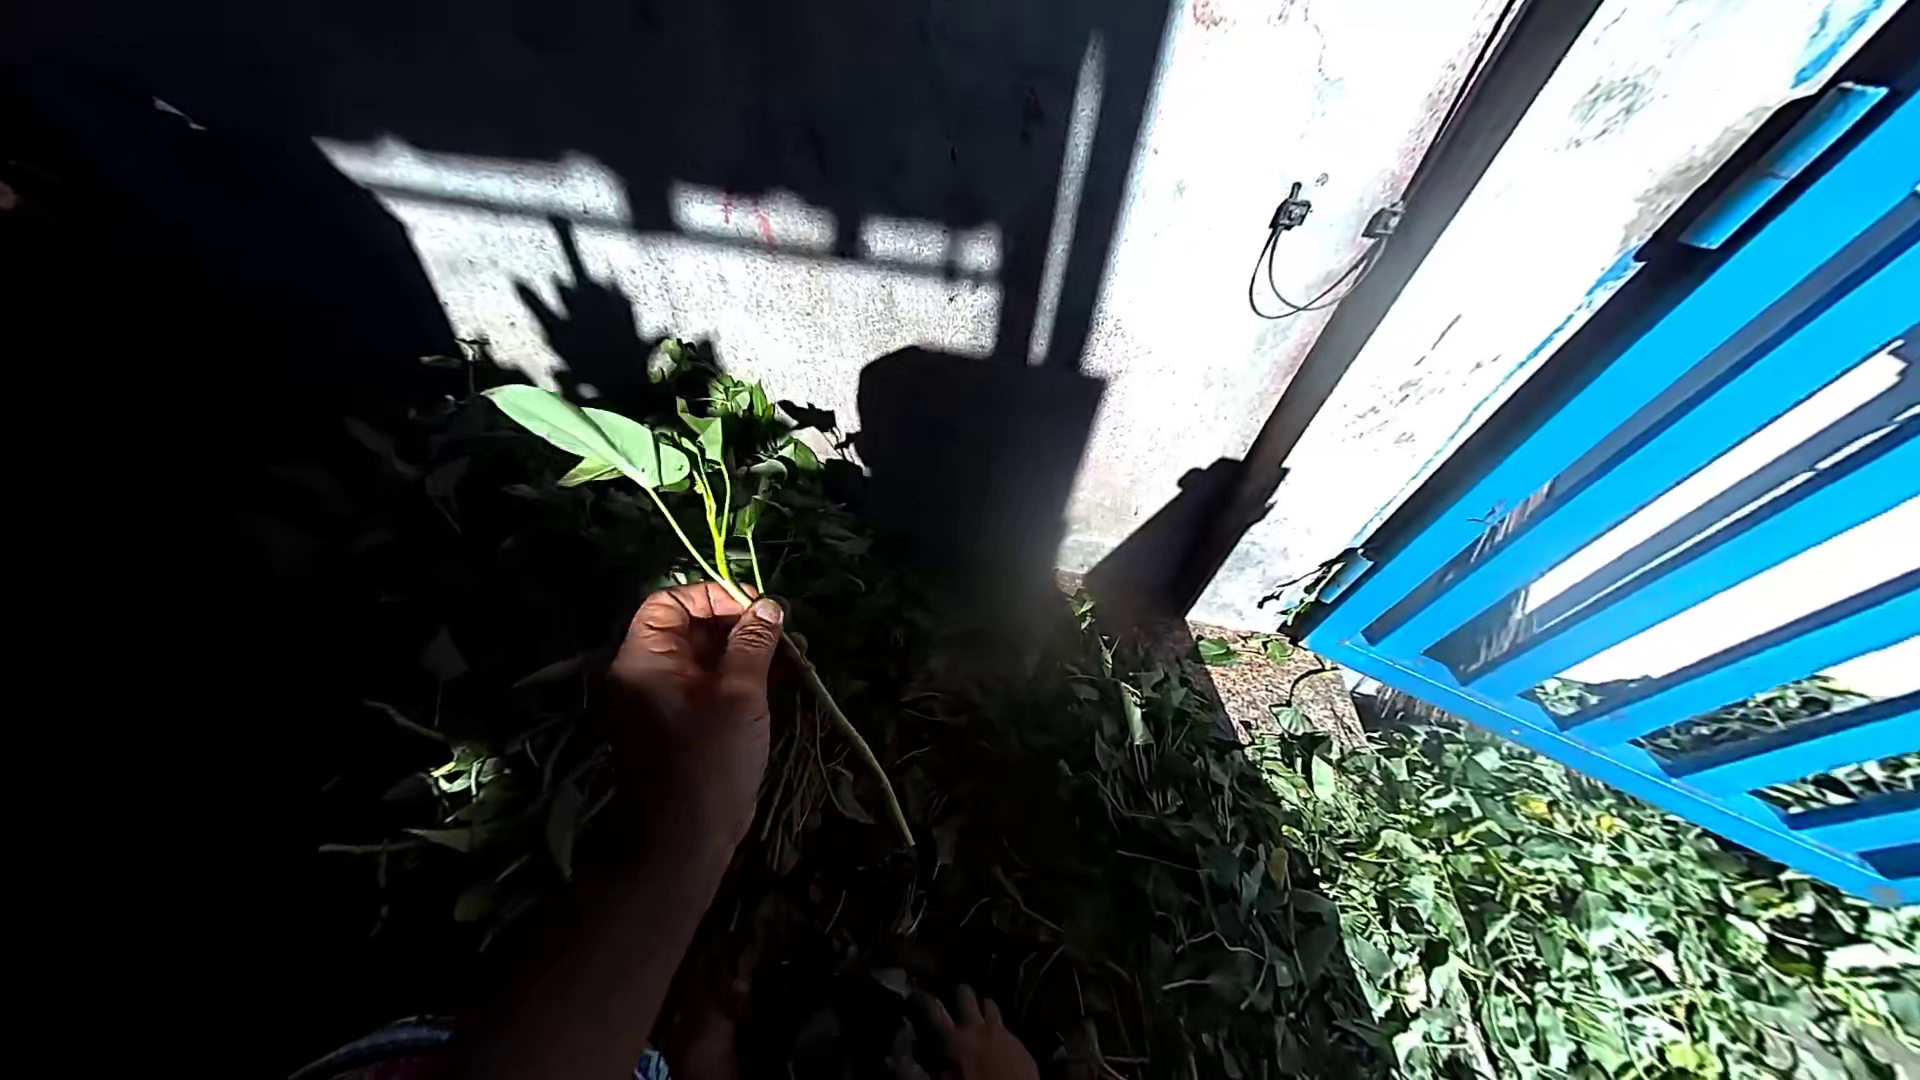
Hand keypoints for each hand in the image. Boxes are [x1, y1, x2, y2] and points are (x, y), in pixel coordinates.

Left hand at [604, 583, 783, 848]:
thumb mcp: (738, 692)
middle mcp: (647, 672)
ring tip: (791, 650)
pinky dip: (743, 672)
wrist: (686, 839)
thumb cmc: (708, 758)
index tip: (758, 604)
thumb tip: (770, 605)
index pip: (670, 602)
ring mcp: (665, 698)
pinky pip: (711, 681)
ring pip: (706, 654)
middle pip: (690, 627)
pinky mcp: (685, 719)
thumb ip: (753, 642)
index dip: (713, 595)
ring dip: (747, 648)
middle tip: (782, 627)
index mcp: (644, 659)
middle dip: (739, 622)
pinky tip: (781, 673)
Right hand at [901, 986, 1038, 1079]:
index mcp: (959, 1041)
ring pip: (990, 1007)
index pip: (935, 1013)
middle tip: (954, 998)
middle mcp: (980, 1029)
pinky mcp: (1020, 1044)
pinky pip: (1006, 1027)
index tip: (916, 996)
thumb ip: (920, 1077)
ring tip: (977, 1016)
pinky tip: (996, 1040)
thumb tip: (901, 1061)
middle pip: (966, 998)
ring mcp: (1003, 1034)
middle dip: (958, 996)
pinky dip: (997, 1029)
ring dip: (981, 1009)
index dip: (923, 1001)